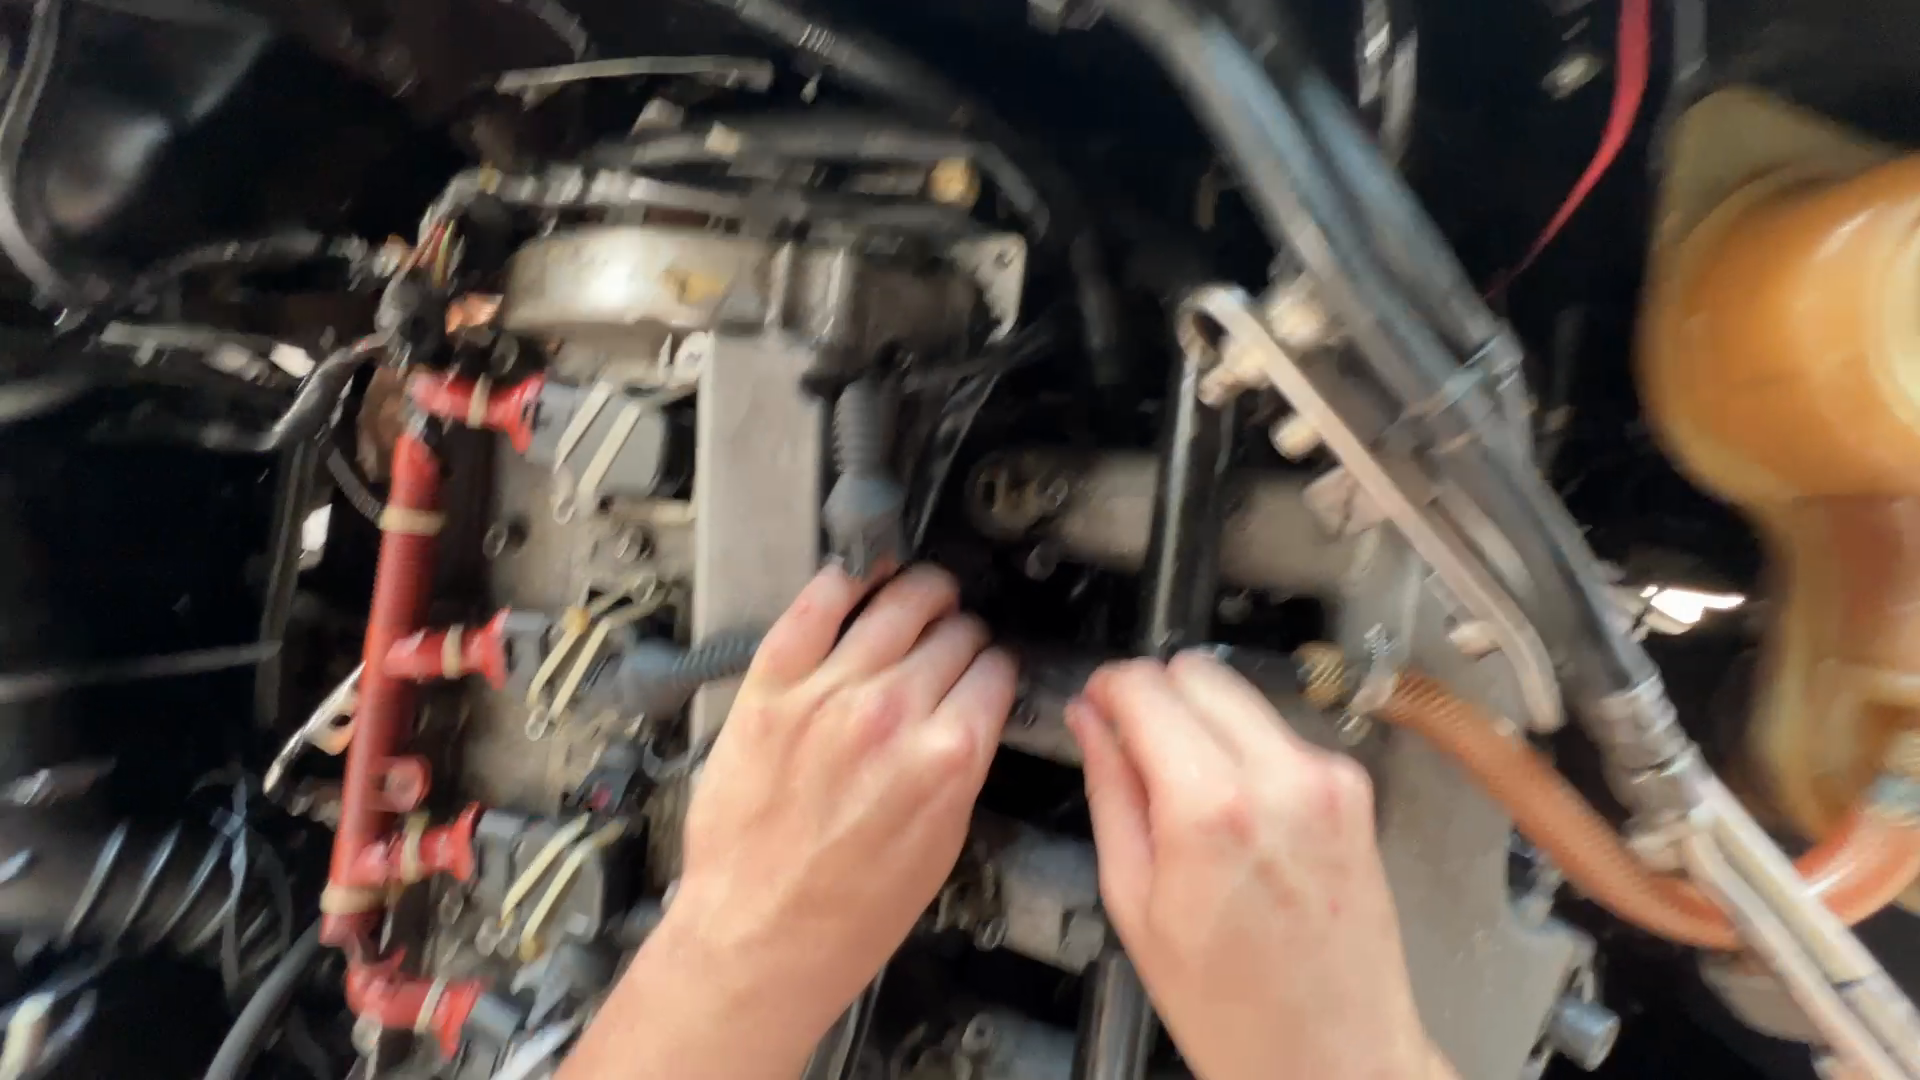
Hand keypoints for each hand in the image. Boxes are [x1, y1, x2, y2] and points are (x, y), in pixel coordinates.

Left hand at [563, 564, 1015, 1079]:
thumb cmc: (850, 910)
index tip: (988, 664)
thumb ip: (961, 760)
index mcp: (947, 755)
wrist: (760, 937)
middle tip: (956, 630)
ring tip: (921, 591)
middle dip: (963, 629)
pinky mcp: (773, 689)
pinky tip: (855, 578)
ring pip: (896, 602)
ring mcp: (829, 694)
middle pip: (953, 631)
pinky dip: (840, 581)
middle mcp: (894, 712)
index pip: (994, 669)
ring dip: (919, 590)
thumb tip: (969, 707)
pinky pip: (813, 607)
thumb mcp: (943, 840)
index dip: (996, 663)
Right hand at [1068, 652, 1447, 1079]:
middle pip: (1194, 670)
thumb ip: (1109, 788)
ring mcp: (1326, 776)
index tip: (1095, 701)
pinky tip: (1228, 797)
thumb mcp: (1133, 898)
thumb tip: (1088, 721)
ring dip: (1195, 713)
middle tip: (1130, 737)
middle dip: (1152, 692)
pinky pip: (1272, 726)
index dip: (1107, 685)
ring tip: (1179, 778)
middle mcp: (1279, 776)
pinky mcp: (1350, 786)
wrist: (1339, 1058)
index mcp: (1211, 807)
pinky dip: (1238, 740)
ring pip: (1235, 688)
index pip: (1144, 687)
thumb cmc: (1232, 1005)